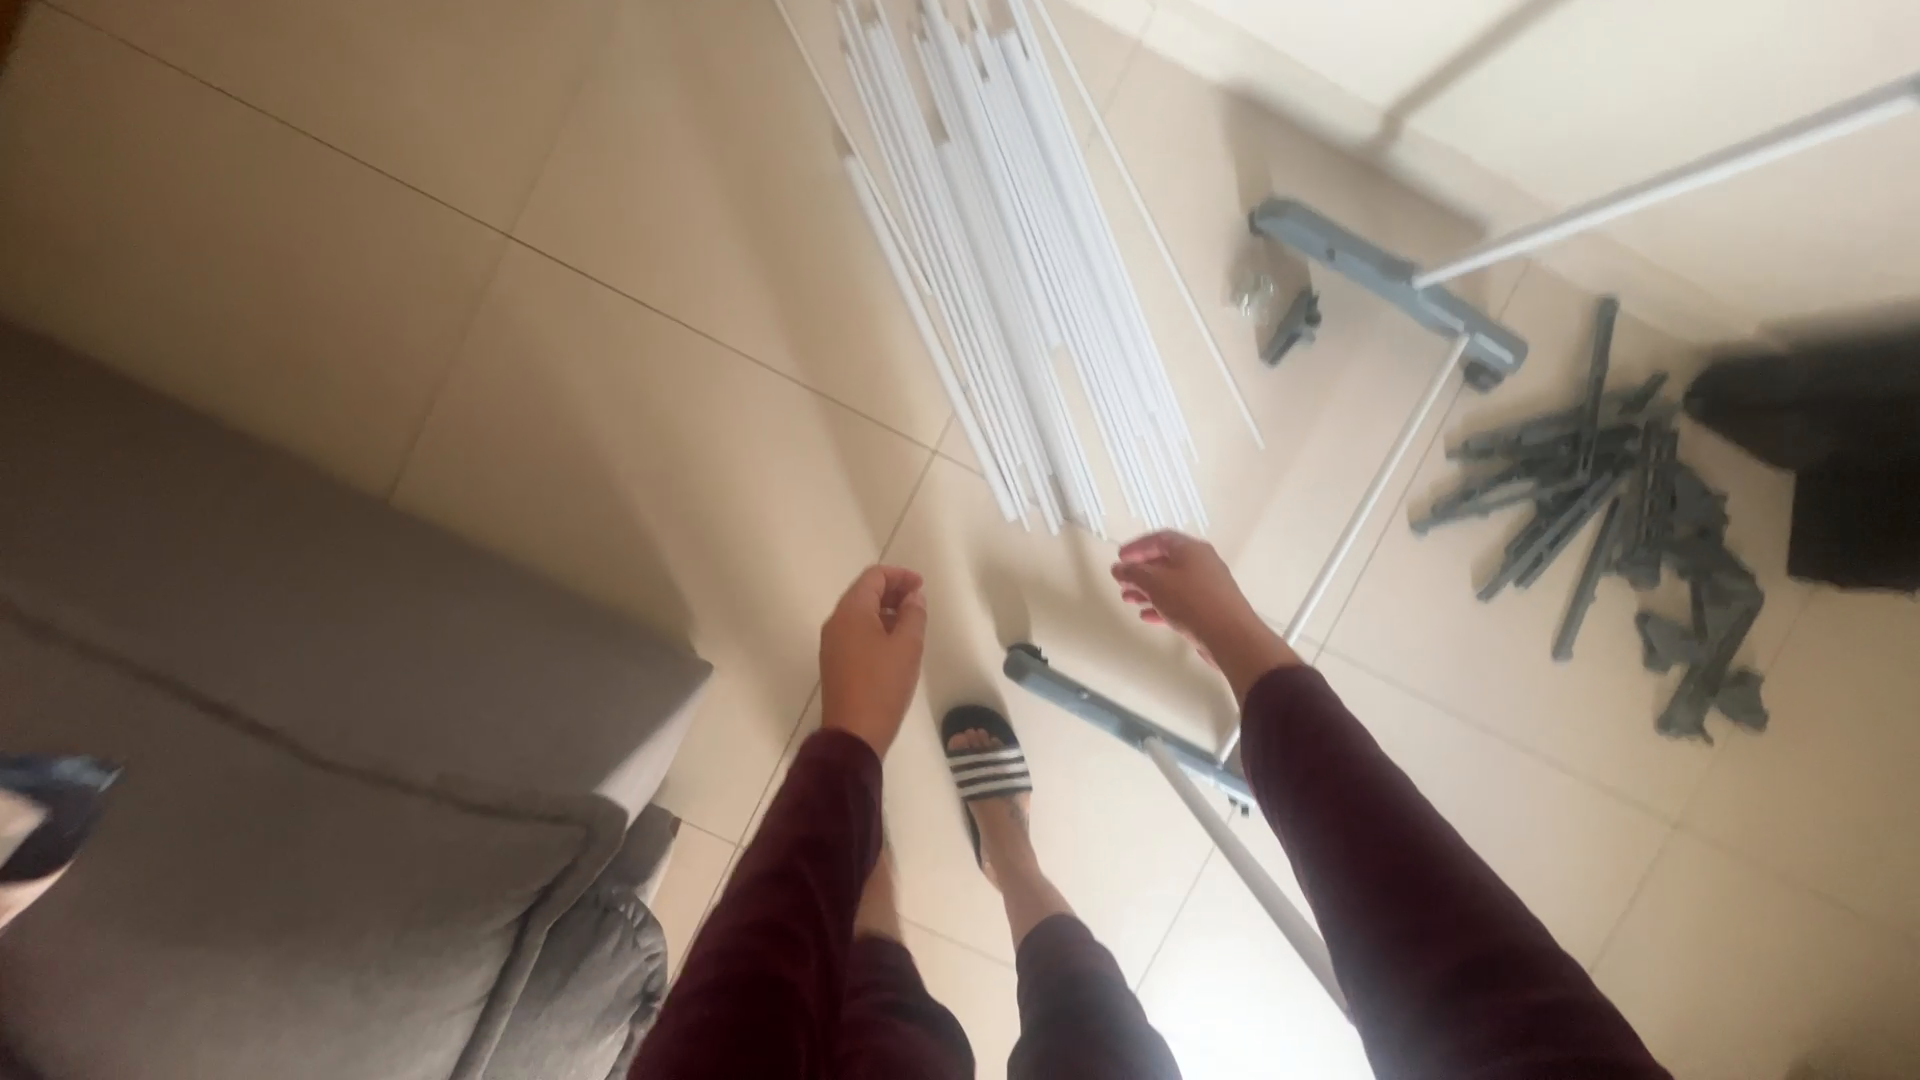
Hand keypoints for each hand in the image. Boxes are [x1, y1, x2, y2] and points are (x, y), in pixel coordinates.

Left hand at [820, 565, 927, 756]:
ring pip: (860, 614)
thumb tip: (913, 597)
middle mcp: (836, 622)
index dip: (900, 576)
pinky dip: (876, 629)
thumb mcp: (907, 646)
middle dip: (893, 592)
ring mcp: (832, 644)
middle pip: (864, 593)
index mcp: (851, 611)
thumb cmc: (883, 685)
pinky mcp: (835, 663)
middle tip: (919, 603)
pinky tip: (896, 645)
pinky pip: (856, 633)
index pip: (874, 576)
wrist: (854, 733)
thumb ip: (913, 614)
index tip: (922, 587)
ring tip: (912, 624)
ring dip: (886, 611)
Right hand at [1110, 531, 1299, 702]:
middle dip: (1141, 571)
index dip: (1137, 547)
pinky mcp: (1209, 607)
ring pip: (1171, 583)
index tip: (1119, 558)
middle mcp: (1201, 563)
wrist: (1230, 636)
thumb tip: (1118, 568)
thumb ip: (1133, 573)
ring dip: (1148, 590)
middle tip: (1122, 581)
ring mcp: (1207, 586)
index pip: (1160, 539)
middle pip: (1165, 561)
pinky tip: (1146, 616)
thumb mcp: (1155, 584)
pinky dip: (1162, 605)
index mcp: (1191, 549)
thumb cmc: (1190, 601)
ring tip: (1128, 600)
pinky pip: (1180, 601)